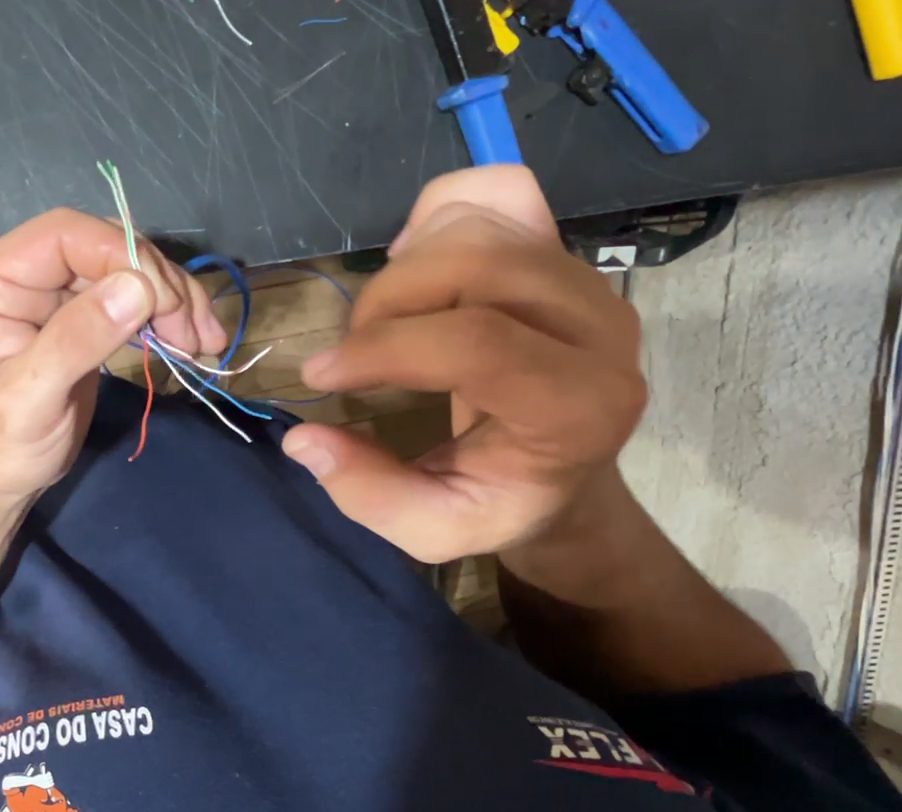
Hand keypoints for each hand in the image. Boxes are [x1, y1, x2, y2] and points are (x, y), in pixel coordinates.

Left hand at [0, 208, 226, 501]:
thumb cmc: (1, 445)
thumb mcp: (30, 401)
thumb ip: (76, 341)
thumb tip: (137, 288)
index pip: (64, 235)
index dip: (122, 255)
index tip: (166, 304)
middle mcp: (20, 273)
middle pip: (103, 246)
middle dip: (157, 284)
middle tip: (192, 336)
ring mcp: (50, 290)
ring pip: (125, 268)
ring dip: (173, 300)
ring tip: (204, 343)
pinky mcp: (77, 311)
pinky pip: (129, 295)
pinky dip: (166, 315)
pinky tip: (194, 341)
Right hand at [279, 166, 645, 563]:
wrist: (564, 476)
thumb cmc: (499, 504)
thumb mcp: (432, 529)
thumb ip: (368, 494)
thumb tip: (302, 438)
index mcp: (577, 408)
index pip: (477, 343)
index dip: (383, 349)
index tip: (320, 375)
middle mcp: (599, 329)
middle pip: (475, 266)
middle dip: (384, 304)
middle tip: (350, 357)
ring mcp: (585, 279)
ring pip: (478, 226)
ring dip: (403, 269)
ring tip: (381, 325)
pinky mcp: (563, 251)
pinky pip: (499, 192)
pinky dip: (438, 215)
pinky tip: (414, 266)